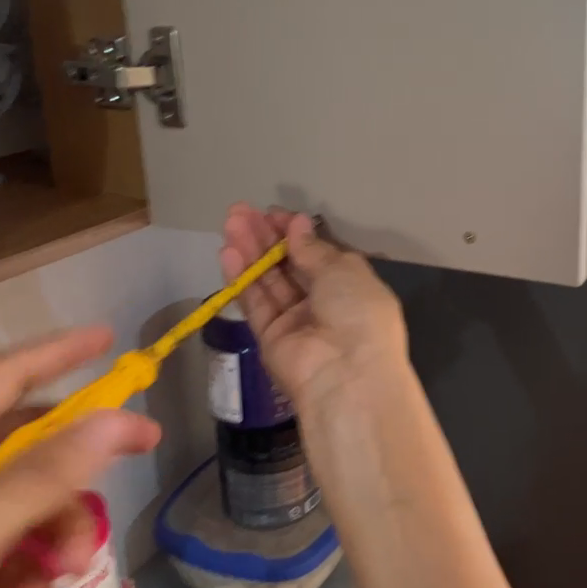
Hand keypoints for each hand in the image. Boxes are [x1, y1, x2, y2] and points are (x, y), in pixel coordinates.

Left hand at [0, 328, 161, 587]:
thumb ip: (46, 473)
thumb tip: (120, 415)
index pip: (6, 374)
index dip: (62, 352)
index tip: (113, 339)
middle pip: (28, 443)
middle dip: (77, 463)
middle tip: (140, 455)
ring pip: (24, 505)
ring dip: (55, 535)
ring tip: (67, 574)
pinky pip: (3, 557)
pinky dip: (23, 579)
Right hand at [219, 205, 408, 408]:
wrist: (346, 375)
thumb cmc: (358, 313)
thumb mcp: (344, 271)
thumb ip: (314, 249)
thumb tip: (298, 224)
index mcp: (351, 285)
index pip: (318, 253)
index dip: (295, 233)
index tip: (274, 214)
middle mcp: (324, 302)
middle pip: (289, 264)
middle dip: (266, 237)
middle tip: (240, 212)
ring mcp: (295, 320)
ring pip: (268, 280)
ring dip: (250, 251)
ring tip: (231, 222)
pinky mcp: (270, 337)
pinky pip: (255, 302)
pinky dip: (241, 277)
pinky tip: (228, 252)